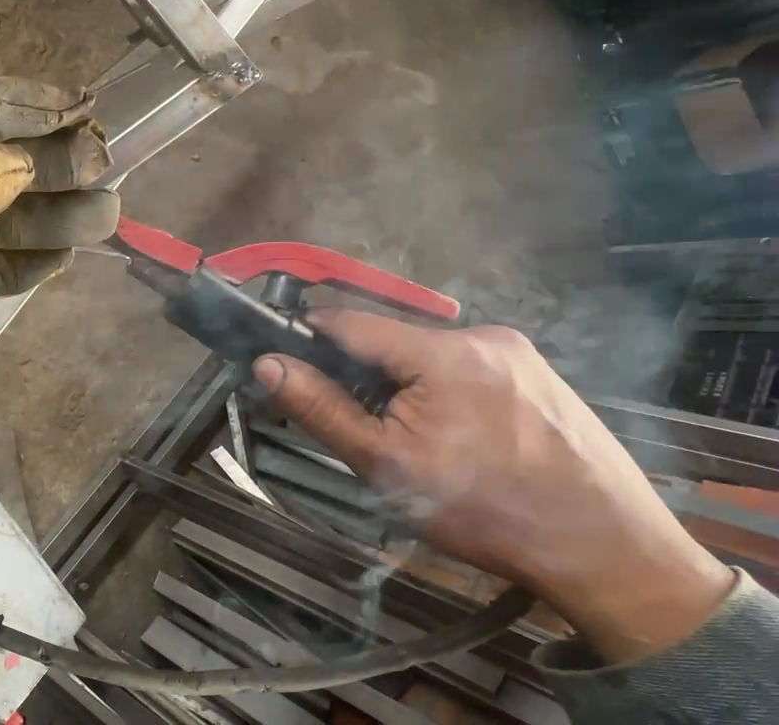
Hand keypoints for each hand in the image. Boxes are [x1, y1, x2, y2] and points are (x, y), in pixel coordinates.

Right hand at [256, 311, 732, 665]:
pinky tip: (456, 438)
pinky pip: (466, 368)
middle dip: (363, 374)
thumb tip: (266, 362)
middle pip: (390, 340)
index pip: (348, 322)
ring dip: (403, 385)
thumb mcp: (386, 464)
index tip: (288, 367)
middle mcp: (484, 337)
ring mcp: (520, 355)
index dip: (309, 341)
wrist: (612, 556)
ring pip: (428, 356)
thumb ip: (320, 407)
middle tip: (361, 424)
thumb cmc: (486, 510)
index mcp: (443, 352)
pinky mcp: (541, 377)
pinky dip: (443, 392)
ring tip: (412, 438)